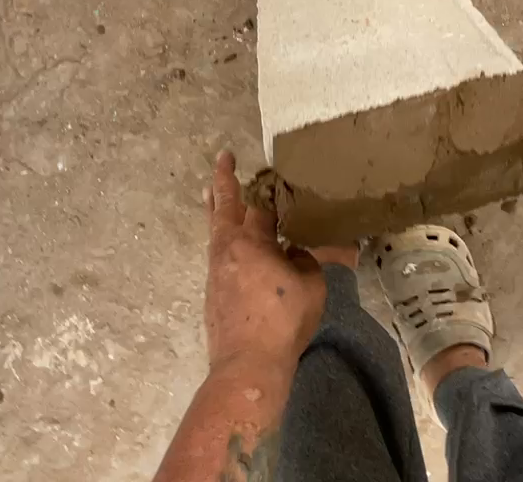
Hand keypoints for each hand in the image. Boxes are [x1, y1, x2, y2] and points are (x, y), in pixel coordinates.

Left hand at [204, 150, 325, 373]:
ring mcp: (216, 269)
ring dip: (215, 206)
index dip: (270, 187)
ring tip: (211, 192)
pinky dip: (220, 236)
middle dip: (224, 179)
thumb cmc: (282, 321)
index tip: (272, 170)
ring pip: (215, 228)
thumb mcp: (312, 285)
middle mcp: (229, 248)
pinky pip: (216, 251)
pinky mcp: (212, 290)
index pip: (261, 204)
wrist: (247, 365)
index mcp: (253, 241)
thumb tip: (298, 250)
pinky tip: (227, 243)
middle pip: (225, 205)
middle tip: (223, 157)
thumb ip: (307, 259)